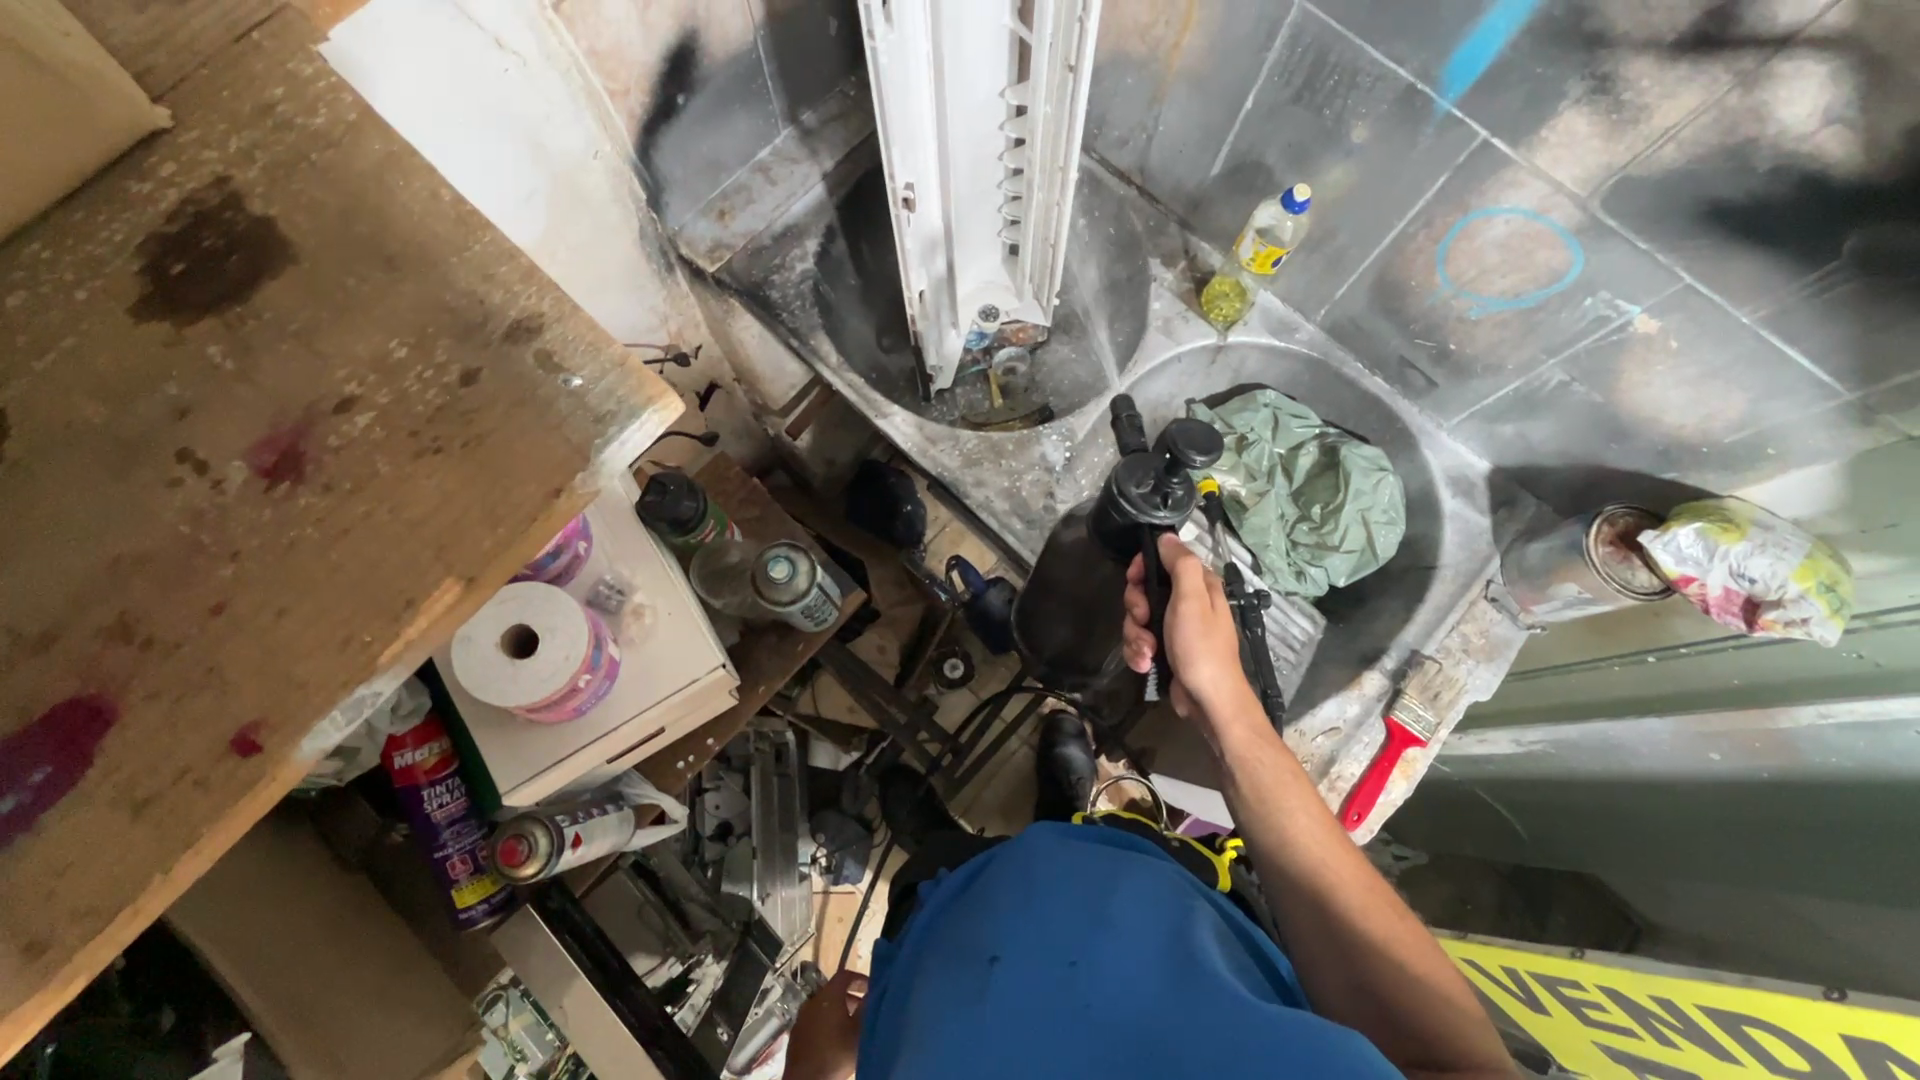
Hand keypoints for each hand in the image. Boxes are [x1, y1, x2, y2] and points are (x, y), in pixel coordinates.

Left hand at [782, 969, 866, 1079]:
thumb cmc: (836, 1053)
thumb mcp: (858, 1030)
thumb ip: (866, 1008)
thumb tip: (873, 994)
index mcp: (828, 996)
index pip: (844, 975)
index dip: (859, 979)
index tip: (871, 989)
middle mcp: (812, 1001)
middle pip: (833, 991)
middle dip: (851, 997)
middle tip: (864, 1010)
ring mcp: (801, 1017)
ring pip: (823, 1006)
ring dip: (838, 1011)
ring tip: (851, 1026)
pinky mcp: (796, 1033)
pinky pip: (814, 1020)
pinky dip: (826, 1022)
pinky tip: (833, 1038)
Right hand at [1122, 533, 1257, 726]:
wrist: (1207, 699)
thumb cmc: (1201, 647)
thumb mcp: (1192, 600)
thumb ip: (1180, 564)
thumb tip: (1166, 536)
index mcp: (1199, 585)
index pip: (1164, 560)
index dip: (1144, 568)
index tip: (1135, 581)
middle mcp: (1187, 603)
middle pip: (1145, 590)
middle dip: (1136, 607)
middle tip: (1143, 619)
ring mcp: (1175, 627)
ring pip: (1138, 618)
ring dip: (1135, 635)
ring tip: (1146, 652)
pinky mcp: (1165, 649)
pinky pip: (1140, 641)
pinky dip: (1139, 652)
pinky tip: (1145, 664)